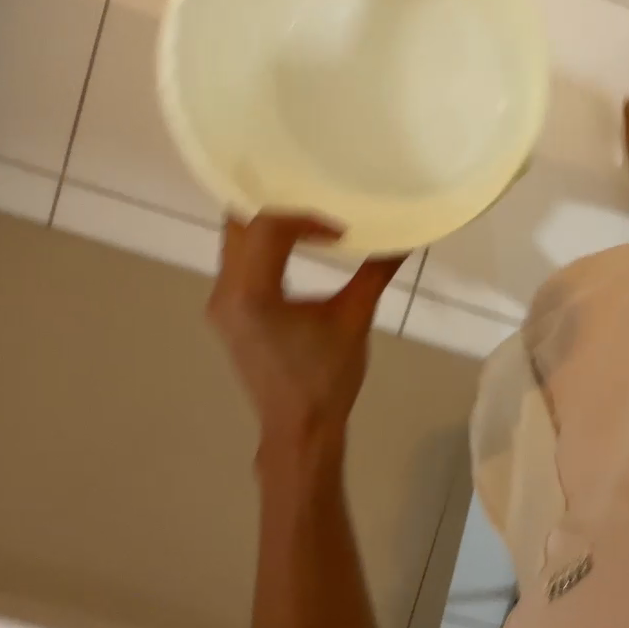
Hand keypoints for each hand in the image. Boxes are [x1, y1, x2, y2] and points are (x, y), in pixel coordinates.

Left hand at [206, 214, 406, 449]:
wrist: (300, 429)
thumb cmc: (327, 378)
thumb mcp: (355, 319)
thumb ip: (375, 273)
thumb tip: (406, 239)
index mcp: (251, 294)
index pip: (266, 228)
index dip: (304, 216)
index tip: (341, 229)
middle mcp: (225, 293)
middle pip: (239, 225)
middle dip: (277, 206)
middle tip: (316, 197)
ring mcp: (222, 304)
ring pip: (235, 241)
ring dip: (269, 225)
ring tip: (311, 218)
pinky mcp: (229, 312)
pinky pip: (240, 261)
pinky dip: (264, 245)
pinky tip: (297, 246)